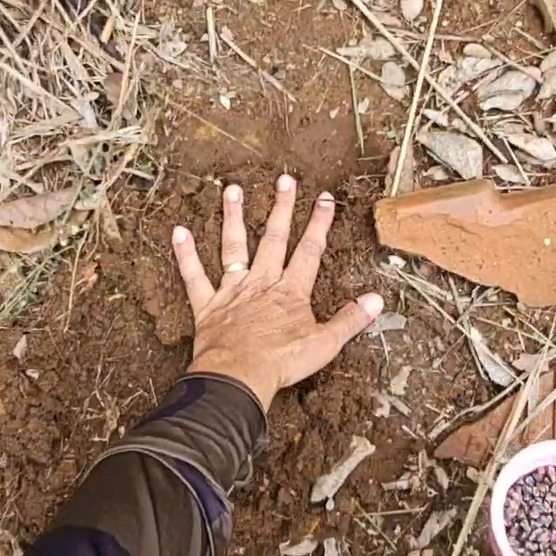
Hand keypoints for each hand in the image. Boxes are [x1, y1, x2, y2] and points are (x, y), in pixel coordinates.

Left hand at [170, 176, 382, 408]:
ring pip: (234, 248)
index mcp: (291, 291)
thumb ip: (350, 319)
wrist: (239, 375)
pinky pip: (194, 277)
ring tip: (232, 189)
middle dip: (281, 207)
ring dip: (233, 218)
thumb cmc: (282, 362)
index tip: (325, 199)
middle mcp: (262, 283)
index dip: (319, 223)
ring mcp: (233, 291)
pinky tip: (178, 233)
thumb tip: (377, 300)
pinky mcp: (208, 305)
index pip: (310, 250)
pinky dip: (185, 255)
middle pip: (274, 239)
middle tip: (285, 179)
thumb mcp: (325, 343)